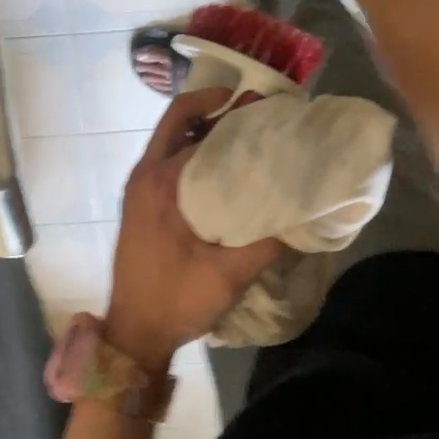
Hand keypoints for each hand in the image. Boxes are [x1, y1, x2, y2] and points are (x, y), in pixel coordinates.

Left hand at [104, 89, 283, 370]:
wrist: (134, 333)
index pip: (192, 123)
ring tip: (248, 132)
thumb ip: (267, 240)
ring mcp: (140, 186)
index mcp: (159, 182)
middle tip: (255, 110)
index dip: (228, 108)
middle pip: (178, 120)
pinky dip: (195, 151)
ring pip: (172, 138)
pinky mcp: (143, 201)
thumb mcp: (229, 274)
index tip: (262, 105)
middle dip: (215, 107)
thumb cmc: (177, 300)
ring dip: (205, 129)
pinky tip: (228, 167)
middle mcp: (144, 173)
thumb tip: (304, 211)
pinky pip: (169, 160)